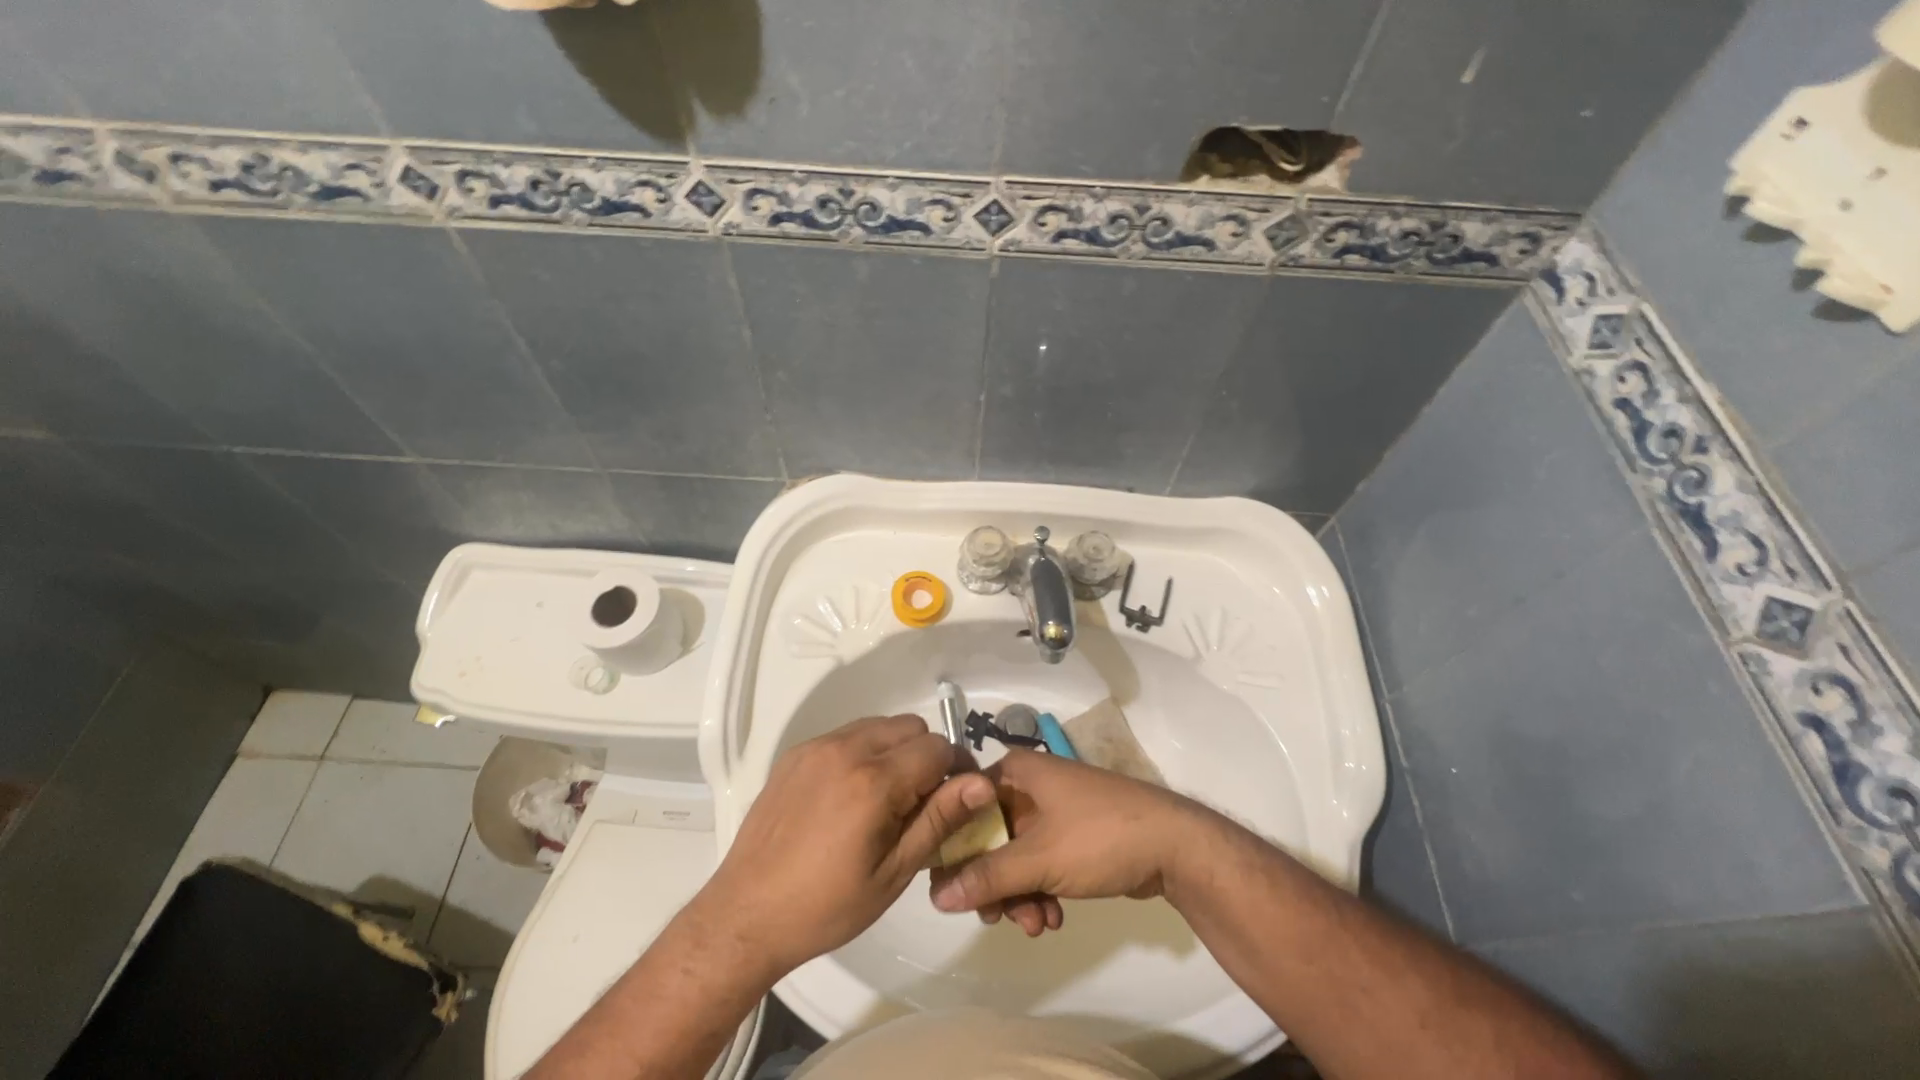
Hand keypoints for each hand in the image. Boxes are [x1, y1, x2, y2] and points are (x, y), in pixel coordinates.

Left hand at [696, 715, 995, 975]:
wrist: (747, 914)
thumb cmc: (827, 906)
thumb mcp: (894, 872)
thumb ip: (939, 819)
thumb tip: (982, 783)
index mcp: (874, 781)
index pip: (937, 748)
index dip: (956, 771)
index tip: (956, 801)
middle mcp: (845, 750)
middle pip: (910, 727)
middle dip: (926, 757)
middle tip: (921, 803)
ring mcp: (815, 748)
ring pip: (878, 726)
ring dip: (895, 751)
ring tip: (886, 801)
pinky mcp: (794, 755)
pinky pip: (845, 736)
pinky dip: (862, 753)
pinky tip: (852, 798)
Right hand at [929, 749, 1213, 931]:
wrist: (1176, 846)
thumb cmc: (1100, 836)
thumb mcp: (1038, 859)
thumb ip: (986, 878)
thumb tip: (937, 898)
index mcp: (1016, 772)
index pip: (962, 806)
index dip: (951, 847)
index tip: (947, 888)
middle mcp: (1030, 785)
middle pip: (988, 837)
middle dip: (992, 883)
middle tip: (994, 918)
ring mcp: (1054, 811)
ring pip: (1014, 857)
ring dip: (1018, 895)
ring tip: (1035, 926)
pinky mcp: (1073, 837)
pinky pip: (1040, 864)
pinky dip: (1040, 892)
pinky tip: (1052, 920)